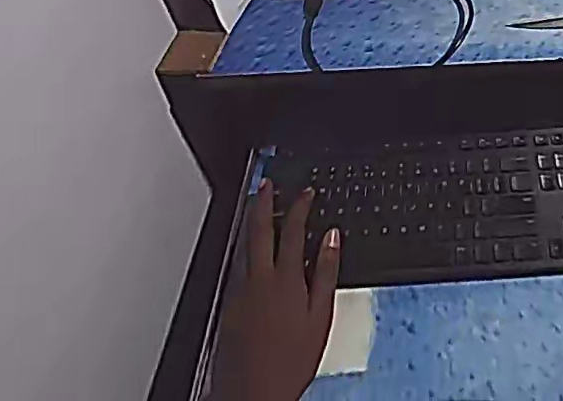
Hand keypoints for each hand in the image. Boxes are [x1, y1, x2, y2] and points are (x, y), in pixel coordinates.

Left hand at [217, 180, 341, 400]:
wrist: (252, 393)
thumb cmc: (291, 361)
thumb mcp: (320, 316)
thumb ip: (326, 272)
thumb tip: (332, 238)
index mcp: (286, 279)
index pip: (293, 230)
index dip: (300, 206)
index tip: (306, 192)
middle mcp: (261, 278)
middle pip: (260, 228)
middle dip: (264, 201)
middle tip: (267, 183)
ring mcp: (242, 289)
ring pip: (245, 244)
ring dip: (252, 220)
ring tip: (257, 204)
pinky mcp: (230, 303)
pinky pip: (239, 264)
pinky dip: (246, 248)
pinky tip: (252, 249)